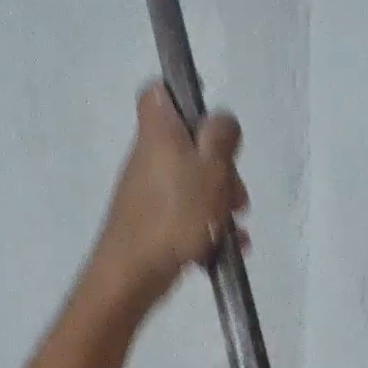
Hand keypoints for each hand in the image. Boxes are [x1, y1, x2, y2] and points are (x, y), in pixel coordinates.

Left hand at [89, 82, 248, 311]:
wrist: (132, 275)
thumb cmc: (174, 215)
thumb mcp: (211, 168)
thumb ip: (221, 137)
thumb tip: (218, 121)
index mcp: (158, 133)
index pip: (157, 92)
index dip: (183, 94)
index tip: (209, 117)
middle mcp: (149, 157)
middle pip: (191, 144)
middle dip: (222, 167)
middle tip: (235, 193)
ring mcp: (149, 192)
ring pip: (195, 183)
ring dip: (221, 202)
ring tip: (234, 225)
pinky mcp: (152, 221)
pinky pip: (188, 214)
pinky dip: (209, 227)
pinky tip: (230, 246)